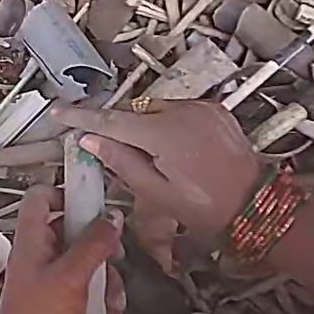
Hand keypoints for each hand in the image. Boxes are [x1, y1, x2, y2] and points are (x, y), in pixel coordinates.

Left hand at [0, 185, 122, 313]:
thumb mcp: (72, 279)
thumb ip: (94, 245)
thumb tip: (111, 219)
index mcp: (31, 243)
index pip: (41, 198)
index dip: (67, 193)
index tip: (95, 201)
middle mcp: (37, 258)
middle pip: (71, 231)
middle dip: (99, 247)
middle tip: (115, 258)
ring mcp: (47, 282)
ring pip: (83, 263)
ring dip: (106, 280)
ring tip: (114, 301)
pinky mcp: (57, 306)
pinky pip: (85, 291)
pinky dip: (101, 302)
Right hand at [53, 101, 261, 238]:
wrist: (254, 202)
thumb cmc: (206, 206)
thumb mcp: (156, 193)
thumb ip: (121, 162)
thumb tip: (91, 141)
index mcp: (163, 133)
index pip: (111, 121)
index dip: (81, 117)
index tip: (59, 112)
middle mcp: (181, 111)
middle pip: (134, 114)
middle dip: (120, 130)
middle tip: (118, 156)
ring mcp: (200, 107)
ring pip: (156, 111)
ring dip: (146, 129)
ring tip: (159, 162)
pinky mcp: (214, 110)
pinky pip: (178, 111)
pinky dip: (168, 125)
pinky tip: (177, 151)